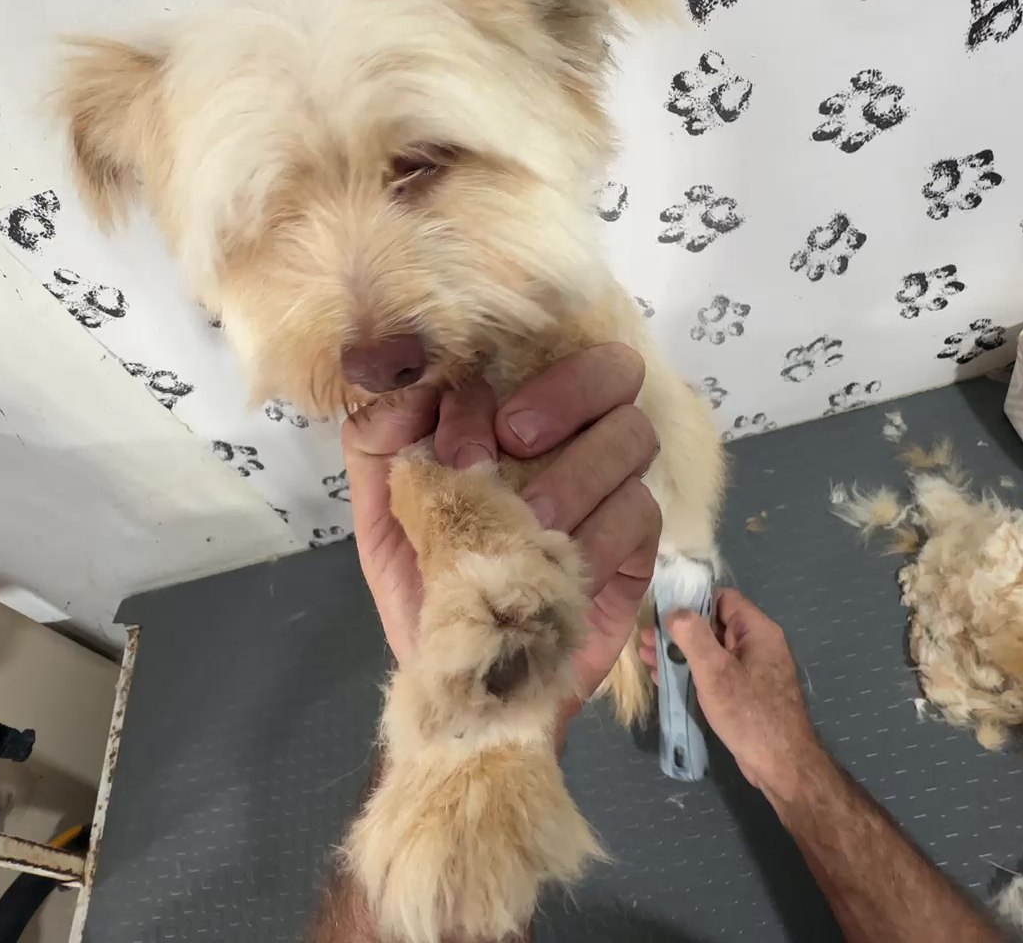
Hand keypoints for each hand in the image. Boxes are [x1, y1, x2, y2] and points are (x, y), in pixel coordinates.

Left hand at [343, 344, 662, 706]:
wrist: (466, 675)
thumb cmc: (426, 581)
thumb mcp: (384, 507)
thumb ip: (380, 439)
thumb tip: (399, 376)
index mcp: (514, 418)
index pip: (542, 348)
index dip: (508, 373)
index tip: (458, 434)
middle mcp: (573, 439)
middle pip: (615, 370)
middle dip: (568, 392)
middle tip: (514, 440)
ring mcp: (612, 490)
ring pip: (634, 435)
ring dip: (576, 474)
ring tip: (528, 522)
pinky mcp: (637, 547)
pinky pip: (642, 513)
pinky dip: (598, 537)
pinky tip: (557, 569)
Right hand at [641, 589, 826, 801]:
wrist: (781, 766)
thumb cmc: (749, 712)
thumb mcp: (715, 670)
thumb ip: (692, 635)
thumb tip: (674, 612)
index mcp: (757, 630)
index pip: (722, 599)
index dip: (693, 602)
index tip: (663, 613)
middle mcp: (756, 644)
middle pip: (712, 625)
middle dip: (678, 631)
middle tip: (646, 639)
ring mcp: (750, 670)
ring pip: (709, 651)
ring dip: (678, 653)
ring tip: (646, 657)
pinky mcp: (744, 692)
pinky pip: (713, 672)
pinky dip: (690, 672)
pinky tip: (662, 678)